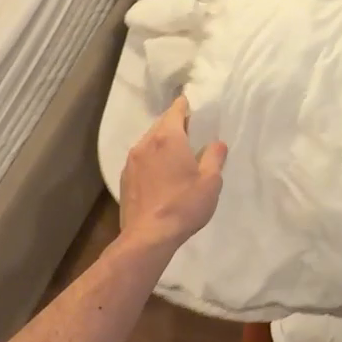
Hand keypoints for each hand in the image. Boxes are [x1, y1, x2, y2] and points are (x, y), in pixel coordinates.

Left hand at [120, 96, 227, 248]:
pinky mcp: (124, 178)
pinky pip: (141, 158)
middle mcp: (146, 143)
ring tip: (177, 153)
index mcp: (168, 138)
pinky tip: (162, 173)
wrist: (148, 236)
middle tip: (192, 131)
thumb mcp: (211, 181)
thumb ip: (214, 157)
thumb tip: (217, 143)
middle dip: (175, 124)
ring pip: (149, 141)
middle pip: (161, 124)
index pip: (175, 110)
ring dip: (162, 142)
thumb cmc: (184, 204)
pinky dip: (152, 158)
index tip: (192, 105)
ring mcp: (131, 161)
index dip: (184, 105)